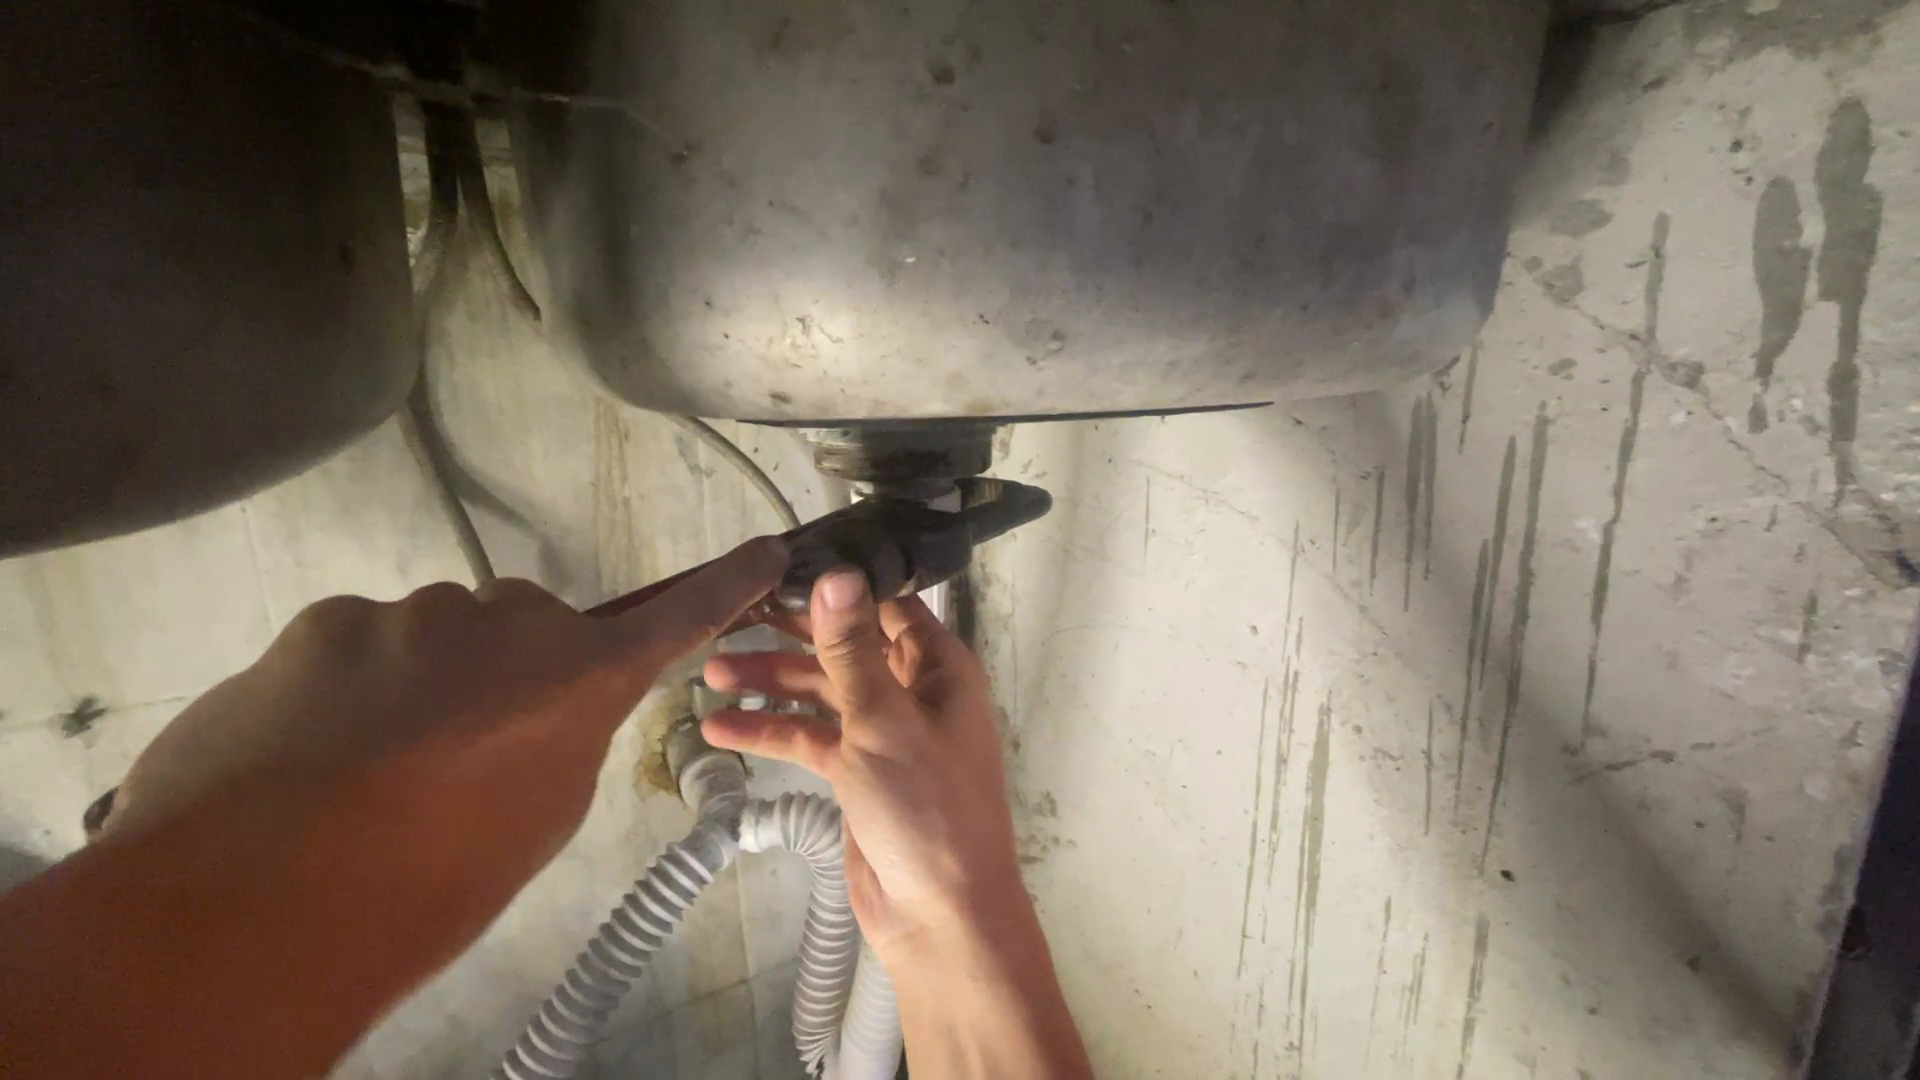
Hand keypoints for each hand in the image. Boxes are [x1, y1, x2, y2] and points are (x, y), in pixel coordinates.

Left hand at [100, 537, 787, 921]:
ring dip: (426, 677)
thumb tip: (538, 709)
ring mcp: (416, 614)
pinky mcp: (326, 622)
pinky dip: (351, 685)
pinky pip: (361, 642)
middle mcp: (514, 624)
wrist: (260, 905)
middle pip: (529, 622)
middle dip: (511, 663)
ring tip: (372, 760)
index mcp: (583, 678)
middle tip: (466, 740)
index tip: (770, 549)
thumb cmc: (440, 877)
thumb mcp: (544, 814)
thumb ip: (564, 737)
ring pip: (440, 630)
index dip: (728, 584)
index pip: (679, 617)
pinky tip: (314, 748)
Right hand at [701, 570, 1026, 963]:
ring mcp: (884, 732)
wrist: (939, 914)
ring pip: (823, 692)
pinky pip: (811, 738)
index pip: (889, 607)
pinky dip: (771, 731)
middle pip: (847, 646)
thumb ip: (853, 649)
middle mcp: (914, 690)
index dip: (840, 588)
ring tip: (709, 670)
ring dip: (773, 682)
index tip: (783, 569)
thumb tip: (838, 575)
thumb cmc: (925, 804)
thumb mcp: (884, 719)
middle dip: (794, 634)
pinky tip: (720, 727)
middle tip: (735, 615)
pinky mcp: (858, 771)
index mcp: (938, 667)